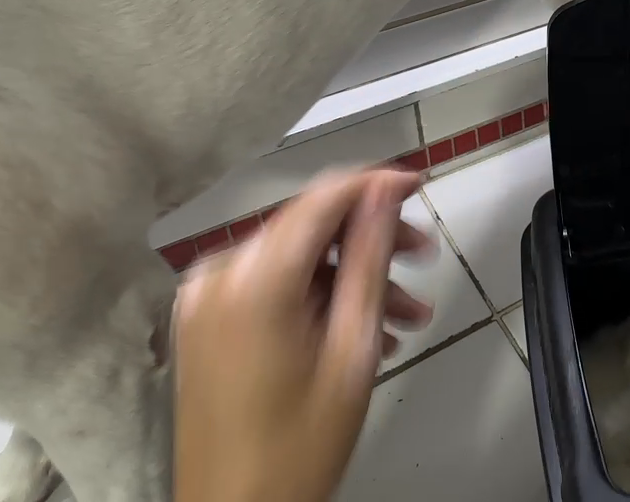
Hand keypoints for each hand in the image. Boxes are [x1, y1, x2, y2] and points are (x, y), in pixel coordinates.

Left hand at [173, 168, 436, 501]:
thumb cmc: (298, 446)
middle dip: (372, 240)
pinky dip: (318, 298)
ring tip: (406, 315)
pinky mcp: (206, 321)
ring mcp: (207, 298)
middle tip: (422, 258)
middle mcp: (220, 274)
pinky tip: (362, 331)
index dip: (376, 183)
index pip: (324, 198)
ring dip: (353, 278)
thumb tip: (384, 193)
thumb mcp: (351, 348)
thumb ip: (369, 259)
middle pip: (311, 227)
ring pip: (298, 259)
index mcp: (255, 278)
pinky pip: (274, 286)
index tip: (418, 184)